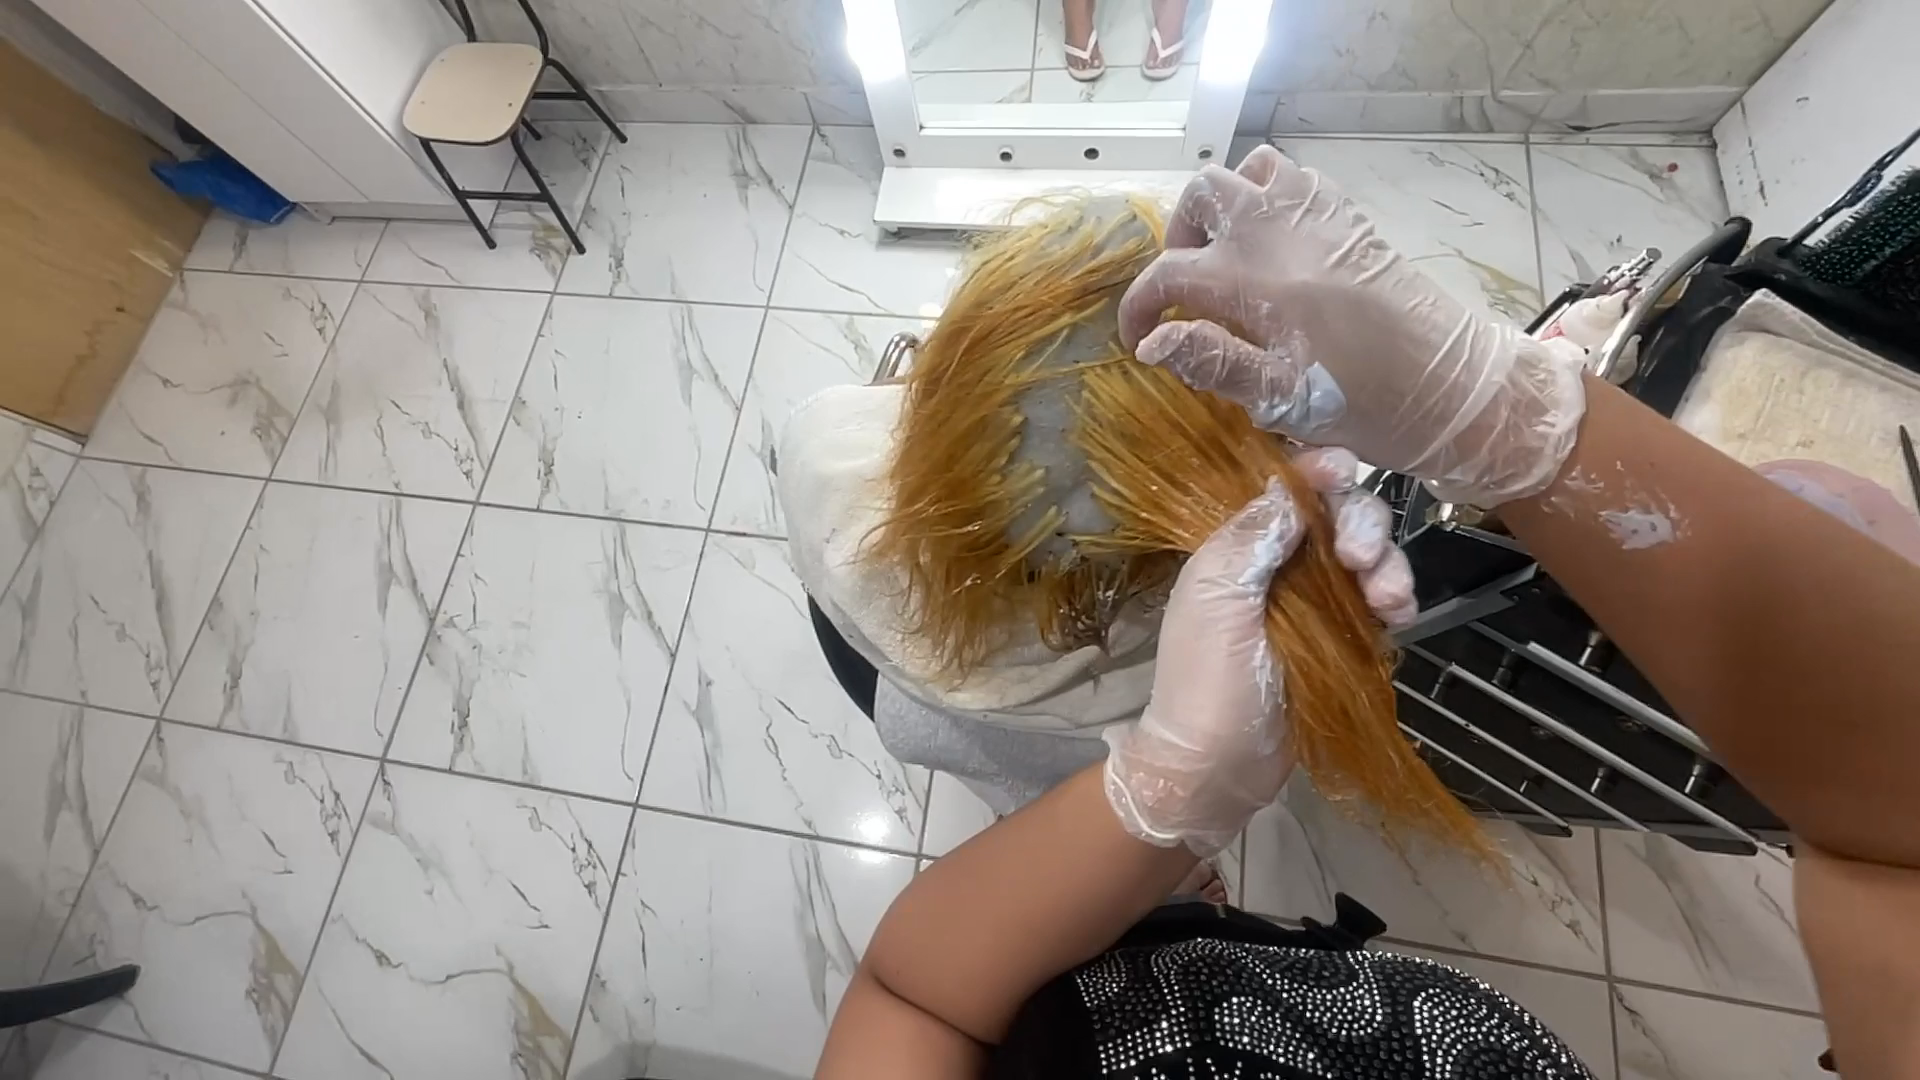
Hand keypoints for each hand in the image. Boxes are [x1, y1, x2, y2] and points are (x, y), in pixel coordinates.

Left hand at [1102, 452, 1413, 854]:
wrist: (1220, 764)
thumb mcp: (1215, 599)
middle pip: (1334, 515)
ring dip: (1386, 563)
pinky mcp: (1340, 637)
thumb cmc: (1206, 679)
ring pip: (1365, 555)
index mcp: (1235, 549)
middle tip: (1358, 558)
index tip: (1344, 469)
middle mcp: (1274, 565)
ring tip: (1387, 599)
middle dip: (1359, 523)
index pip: (1281, 491)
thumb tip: (1286, 485)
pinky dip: (1394, 596)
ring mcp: (1310, 601)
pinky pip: (1377, 599)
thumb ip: (1248, 539)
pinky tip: (1398, 615)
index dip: (1314, 471)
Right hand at [1118, 144, 1585, 506]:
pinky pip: (1295, 178)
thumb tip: (1151, 344)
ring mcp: (1318, 215)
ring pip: (1250, 172)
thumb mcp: (1277, 396)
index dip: (1138, 308)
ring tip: (1224, 257)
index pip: (1167, 275)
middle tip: (1183, 290)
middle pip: (1202, 196)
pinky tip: (1271, 246)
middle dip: (1177, 239)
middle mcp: (1278, 230)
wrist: (1450, 385)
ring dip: (1222, 208)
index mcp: (1252, 279)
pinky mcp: (1349, 217)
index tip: (1137, 339)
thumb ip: (1211, 362)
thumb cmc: (1360, 400)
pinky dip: (1266, 198)